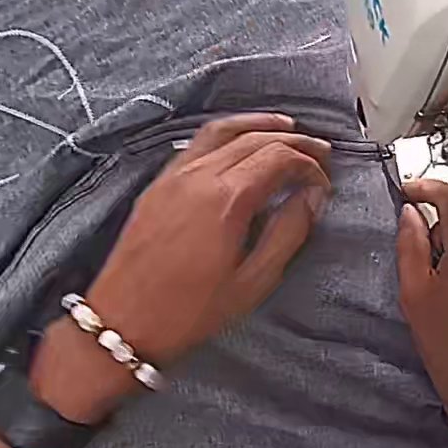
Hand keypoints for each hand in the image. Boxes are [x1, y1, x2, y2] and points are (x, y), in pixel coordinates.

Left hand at [31, 113, 331, 423]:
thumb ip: (288, 232)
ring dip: (258, 125)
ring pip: (222, 131)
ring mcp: (174, 176)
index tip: (324, 183)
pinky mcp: (157, 184)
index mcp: (227, 199)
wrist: (124, 321)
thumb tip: (312, 197)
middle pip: (255, 138)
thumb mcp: (253, 281)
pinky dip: (226, 134)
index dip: (309, 165)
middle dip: (293, 141)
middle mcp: (200, 176)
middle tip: (320, 151)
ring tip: (286, 127)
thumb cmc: (191, 310)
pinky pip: (196, 143)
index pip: (280, 158)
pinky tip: (238, 143)